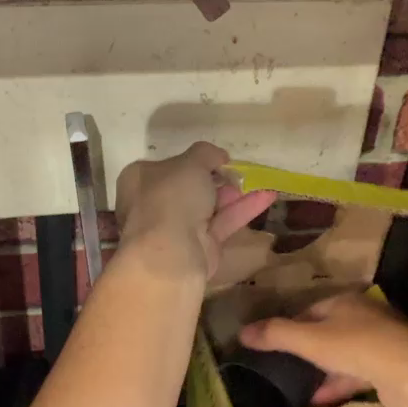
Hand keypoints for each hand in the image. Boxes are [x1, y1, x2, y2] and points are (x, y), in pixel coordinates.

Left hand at [116, 142, 273, 278]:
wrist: (170, 253)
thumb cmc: (172, 198)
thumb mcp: (190, 162)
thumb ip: (206, 153)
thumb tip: (219, 156)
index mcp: (141, 179)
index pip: (168, 166)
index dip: (193, 161)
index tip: (217, 159)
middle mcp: (155, 203)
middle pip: (190, 187)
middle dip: (217, 179)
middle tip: (239, 172)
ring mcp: (177, 228)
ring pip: (209, 206)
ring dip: (234, 194)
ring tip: (260, 181)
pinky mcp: (199, 246)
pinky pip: (222, 222)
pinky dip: (243, 209)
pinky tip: (267, 196)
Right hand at [239, 292, 407, 406]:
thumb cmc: (357, 347)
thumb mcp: (309, 340)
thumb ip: (276, 335)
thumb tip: (242, 332)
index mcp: (345, 301)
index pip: (310, 310)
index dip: (290, 327)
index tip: (274, 346)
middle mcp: (365, 315)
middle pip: (328, 331)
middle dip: (307, 350)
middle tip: (286, 368)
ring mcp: (382, 340)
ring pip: (344, 354)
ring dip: (323, 371)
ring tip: (302, 388)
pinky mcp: (392, 365)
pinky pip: (358, 372)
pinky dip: (340, 384)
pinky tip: (322, 401)